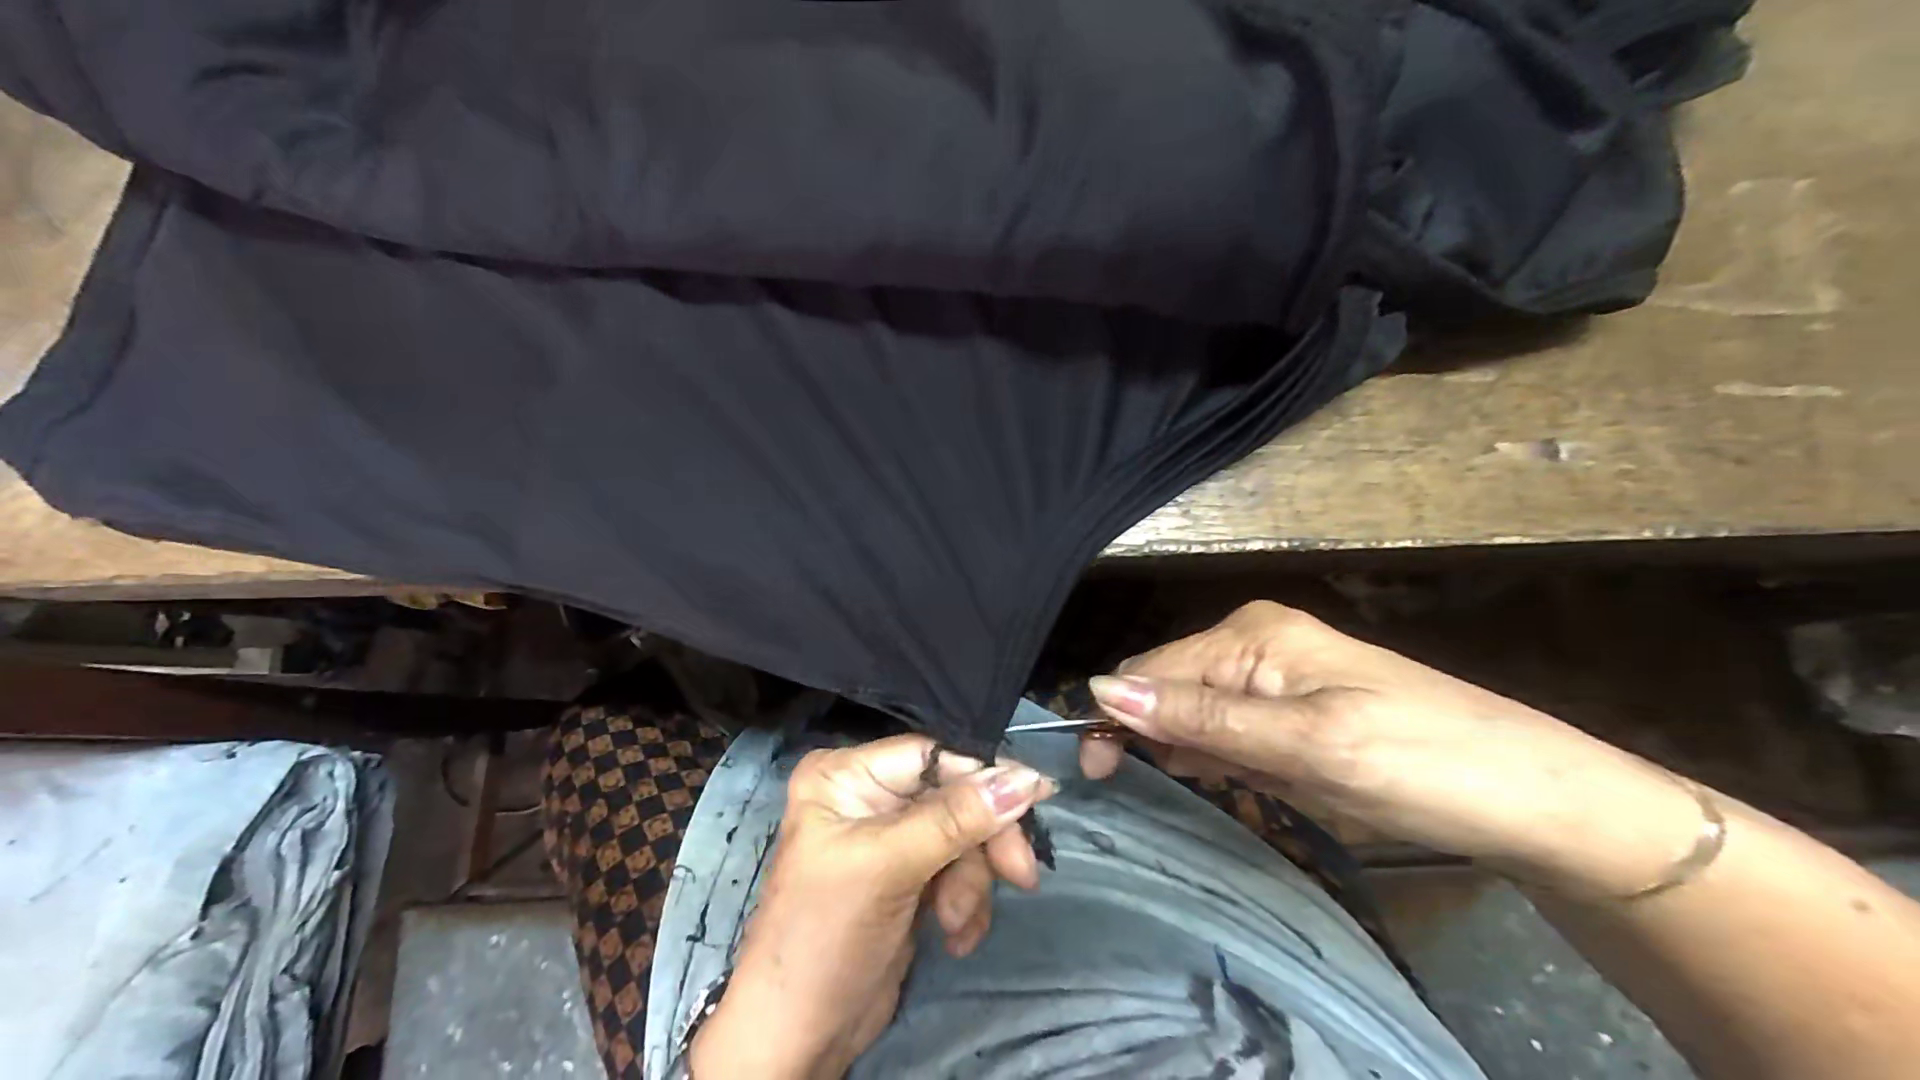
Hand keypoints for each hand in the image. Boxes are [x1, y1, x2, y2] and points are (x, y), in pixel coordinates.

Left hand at [688, 735, 1053, 1079]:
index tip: (1036, 797)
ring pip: (963, 838)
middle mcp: (867, 797)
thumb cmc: (826, 935)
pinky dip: (965, 903)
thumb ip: (957, 819)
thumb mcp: (890, 867)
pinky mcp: (907, 878)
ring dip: (970, 884)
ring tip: (956, 925)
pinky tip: (953, 937)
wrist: (798, 1039)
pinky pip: (958, 870)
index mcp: (845, 775)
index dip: (982, 775)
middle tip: (1021, 875)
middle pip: (954, 797)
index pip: (931, 755)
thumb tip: (1026, 778)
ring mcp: (889, 839)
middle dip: (982, 842)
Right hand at [1080, 601, 1702, 897]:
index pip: (1149, 670)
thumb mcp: (1303, 745)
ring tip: (1253, 783)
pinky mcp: (1297, 704)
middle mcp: (1255, 641)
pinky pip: (1232, 727)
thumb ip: (1200, 717)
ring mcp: (1278, 672)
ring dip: (1201, 752)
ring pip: (1197, 712)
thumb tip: (1100, 688)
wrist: (1541, 802)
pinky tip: (1261, 777)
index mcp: (1250, 635)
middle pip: (1169, 687)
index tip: (1099, 777)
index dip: (1115, 718)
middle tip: (1208, 786)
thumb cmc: (1421, 767)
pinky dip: (1230, 757)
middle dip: (1165, 738)